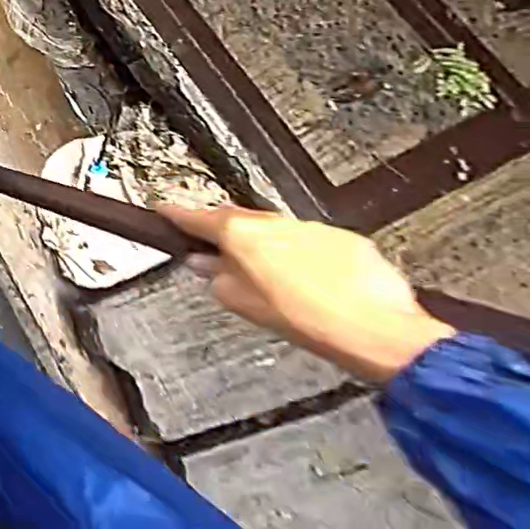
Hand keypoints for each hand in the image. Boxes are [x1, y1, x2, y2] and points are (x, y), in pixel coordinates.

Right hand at [157, 204, 453, 382]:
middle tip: (227, 258)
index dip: (173, 214)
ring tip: (282, 281)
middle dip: (229, 236)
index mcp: (235, 232)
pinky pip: (316, 242)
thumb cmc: (308, 320)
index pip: (190, 216)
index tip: (164, 211)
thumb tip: (206, 265)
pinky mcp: (349, 242)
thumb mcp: (237, 301)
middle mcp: (270, 223)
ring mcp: (311, 230)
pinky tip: (318, 284)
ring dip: (272, 248)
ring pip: (276, 231)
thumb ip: (213, 275)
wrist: (382, 336)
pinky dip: (309, 257)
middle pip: (236, 220)